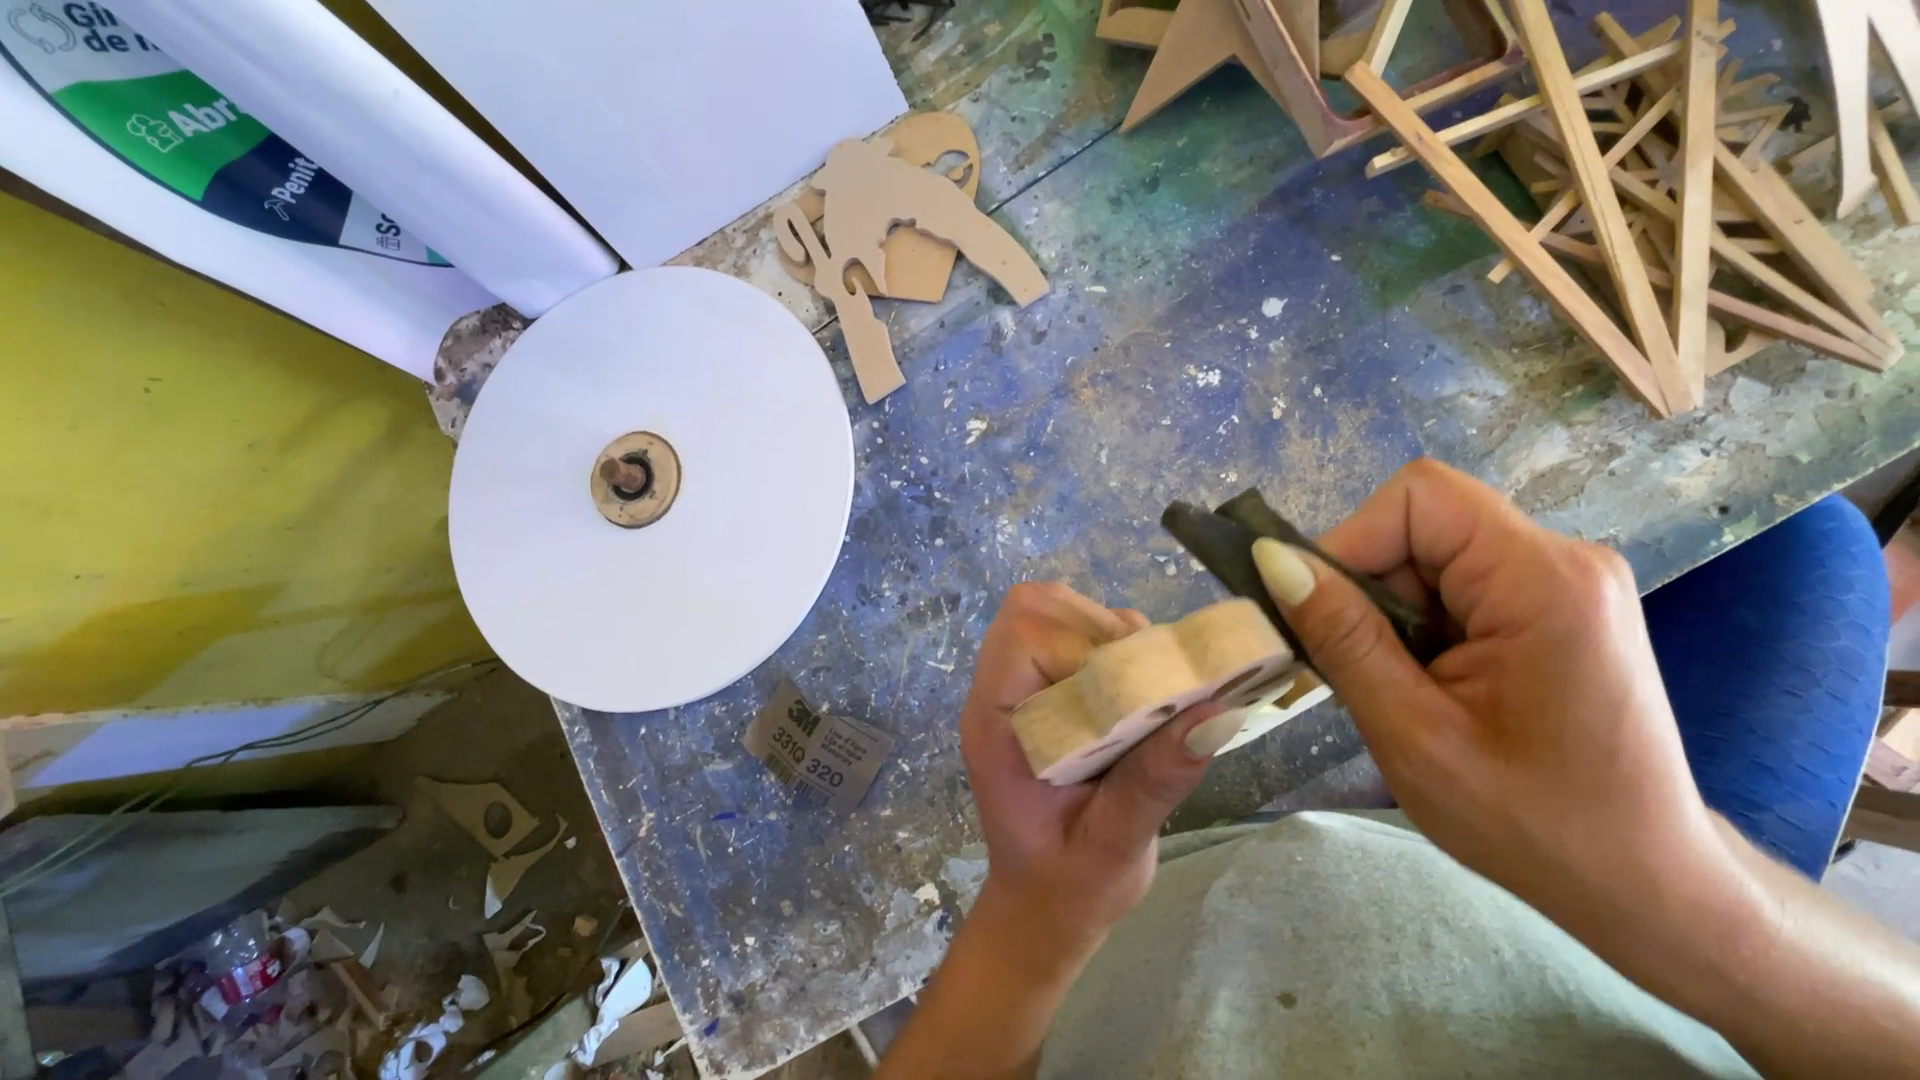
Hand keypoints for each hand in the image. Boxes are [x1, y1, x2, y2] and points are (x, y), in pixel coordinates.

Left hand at [959, 583, 1220, 961]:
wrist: (1046, 905)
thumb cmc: (1067, 887)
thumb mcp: (1113, 847)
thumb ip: (1153, 782)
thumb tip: (1214, 712)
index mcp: (995, 724)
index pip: (1026, 636)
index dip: (1086, 648)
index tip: (1136, 695)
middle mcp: (1003, 693)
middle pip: (1039, 608)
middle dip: (1104, 632)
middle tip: (1150, 689)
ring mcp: (1025, 688)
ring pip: (1062, 611)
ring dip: (1116, 638)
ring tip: (1152, 694)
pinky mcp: (1054, 690)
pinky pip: (1082, 635)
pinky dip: (1122, 648)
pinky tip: (1148, 696)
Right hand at [1252, 459, 1745, 948]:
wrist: (1642, 883)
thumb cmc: (1531, 822)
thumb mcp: (1412, 733)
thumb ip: (1342, 637)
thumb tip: (1272, 561)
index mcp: (1544, 581)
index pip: (1419, 497)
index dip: (1350, 540)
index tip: (1317, 613)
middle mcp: (1566, 560)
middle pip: (1425, 524)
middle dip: (1368, 587)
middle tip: (1357, 667)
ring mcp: (1568, 583)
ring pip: (1435, 555)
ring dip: (1392, 612)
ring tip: (1397, 688)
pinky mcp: (1561, 607)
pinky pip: (1462, 584)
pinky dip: (1422, 624)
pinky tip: (1428, 684)